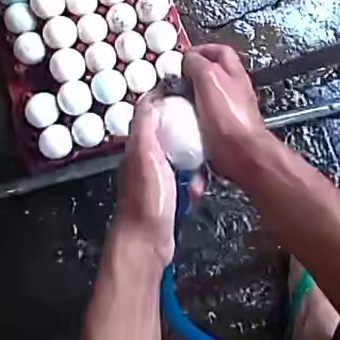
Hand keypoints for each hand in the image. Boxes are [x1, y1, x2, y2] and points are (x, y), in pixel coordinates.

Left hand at [112, 96, 183, 263]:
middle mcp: (145, 159)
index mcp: (138, 145)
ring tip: (197, 174)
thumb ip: (147, 125)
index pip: (151, 113)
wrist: (146, 243)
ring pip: (181, 158)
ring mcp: (157, 178)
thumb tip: (151, 99)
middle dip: (188, 136)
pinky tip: (194, 192)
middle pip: (170, 134)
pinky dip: (194, 185)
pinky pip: (186, 182)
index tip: (185, 95)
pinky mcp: (168, 195)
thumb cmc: (145, 202)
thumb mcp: (146, 153)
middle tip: (201, 139)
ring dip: (194, 165)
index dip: (167, 101)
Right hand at [183, 44, 275, 183]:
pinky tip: (182, 120)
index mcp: (233, 72)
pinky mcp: (220, 127)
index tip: (183, 56)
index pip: (219, 51)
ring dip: (190, 96)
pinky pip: (202, 116)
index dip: (201, 50)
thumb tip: (188, 59)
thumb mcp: (209, 78)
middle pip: (211, 73)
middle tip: (177, 77)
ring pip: (205, 95)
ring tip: (176, 98)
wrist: (241, 153)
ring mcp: (228, 109)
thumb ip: (198, 64)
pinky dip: (191, 116)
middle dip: (192, 73)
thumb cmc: (231, 118)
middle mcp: (233, 89)